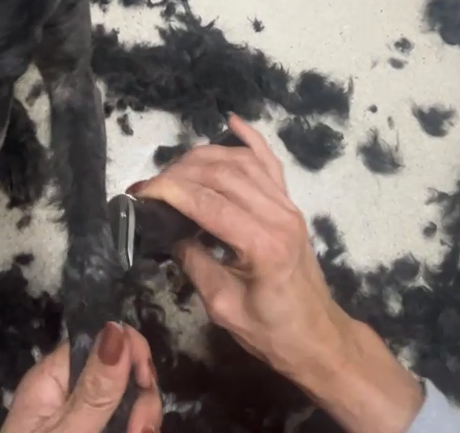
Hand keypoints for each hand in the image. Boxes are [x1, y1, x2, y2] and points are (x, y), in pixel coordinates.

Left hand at [2, 322, 161, 432]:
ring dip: (143, 422)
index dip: (129, 350)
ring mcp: (85, 425)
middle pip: (121, 373)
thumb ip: (93, 390)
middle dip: (141, 398)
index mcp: (51, 381)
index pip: (97, 339)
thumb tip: (117, 326)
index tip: (145, 378)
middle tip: (141, 431)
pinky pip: (126, 427)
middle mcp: (68, 397)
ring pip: (130, 406)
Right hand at [130, 115, 422, 432]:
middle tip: (151, 185)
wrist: (319, 338)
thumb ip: (195, 262)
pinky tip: (232, 121)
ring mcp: (287, 204)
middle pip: (223, 174)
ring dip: (203, 157)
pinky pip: (269, 161)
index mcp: (263, 245)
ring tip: (173, 170)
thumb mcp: (224, 307)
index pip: (209, 203)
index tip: (141, 192)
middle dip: (180, 172)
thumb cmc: (273, 332)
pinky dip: (250, 138)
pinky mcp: (289, 202)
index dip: (171, 191)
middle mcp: (278, 214)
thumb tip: (168, 231)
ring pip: (240, 161)